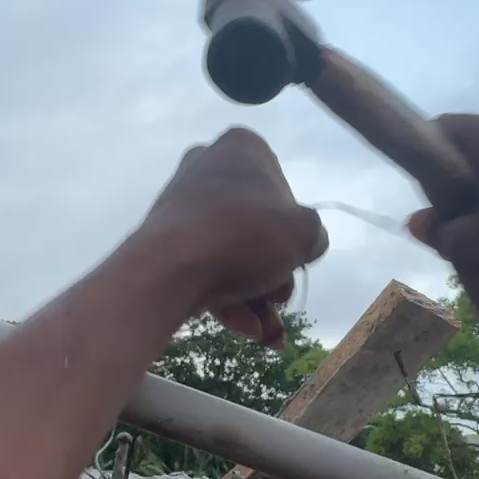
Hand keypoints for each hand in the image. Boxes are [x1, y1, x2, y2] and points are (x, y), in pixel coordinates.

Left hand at [137, 127, 327, 345]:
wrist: (168, 269)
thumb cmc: (245, 236)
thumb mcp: (304, 233)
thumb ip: (314, 234)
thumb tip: (306, 242)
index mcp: (242, 148)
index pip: (282, 188)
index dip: (294, 230)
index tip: (294, 256)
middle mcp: (208, 167)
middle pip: (257, 227)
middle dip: (273, 273)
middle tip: (280, 299)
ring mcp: (181, 204)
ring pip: (232, 252)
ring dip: (255, 295)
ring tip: (267, 330)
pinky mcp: (164, 239)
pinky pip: (206, 265)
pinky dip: (228, 297)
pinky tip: (246, 328)